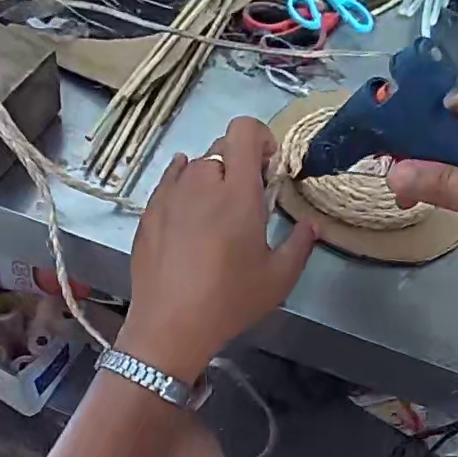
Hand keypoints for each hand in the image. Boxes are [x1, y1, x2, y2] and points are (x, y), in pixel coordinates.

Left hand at [119, 117, 318, 381]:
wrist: (169, 325)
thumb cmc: (228, 301)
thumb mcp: (278, 279)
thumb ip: (300, 244)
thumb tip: (309, 225)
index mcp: (237, 191)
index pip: (244, 130)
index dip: (260, 138)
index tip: (268, 167)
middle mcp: (200, 183)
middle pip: (220, 148)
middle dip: (238, 164)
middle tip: (245, 198)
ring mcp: (169, 196)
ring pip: (193, 166)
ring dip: (209, 178)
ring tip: (213, 211)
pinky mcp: (147, 213)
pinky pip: (168, 184)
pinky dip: (182, 188)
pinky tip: (187, 213)